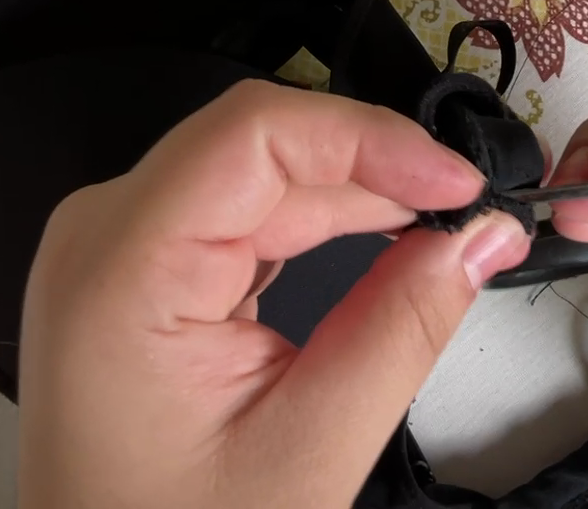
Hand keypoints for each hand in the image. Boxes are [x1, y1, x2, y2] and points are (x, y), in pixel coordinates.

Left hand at [18, 81, 533, 508]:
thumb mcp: (304, 452)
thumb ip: (401, 329)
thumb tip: (478, 237)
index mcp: (118, 265)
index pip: (251, 135)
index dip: (363, 136)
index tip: (451, 178)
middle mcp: (109, 226)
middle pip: (259, 145)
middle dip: (372, 164)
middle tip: (466, 205)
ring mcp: (125, 236)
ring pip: (262, 169)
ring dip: (357, 187)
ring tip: (440, 217)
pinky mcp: (152, 253)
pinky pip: (248, 204)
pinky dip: (321, 213)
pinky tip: (379, 227)